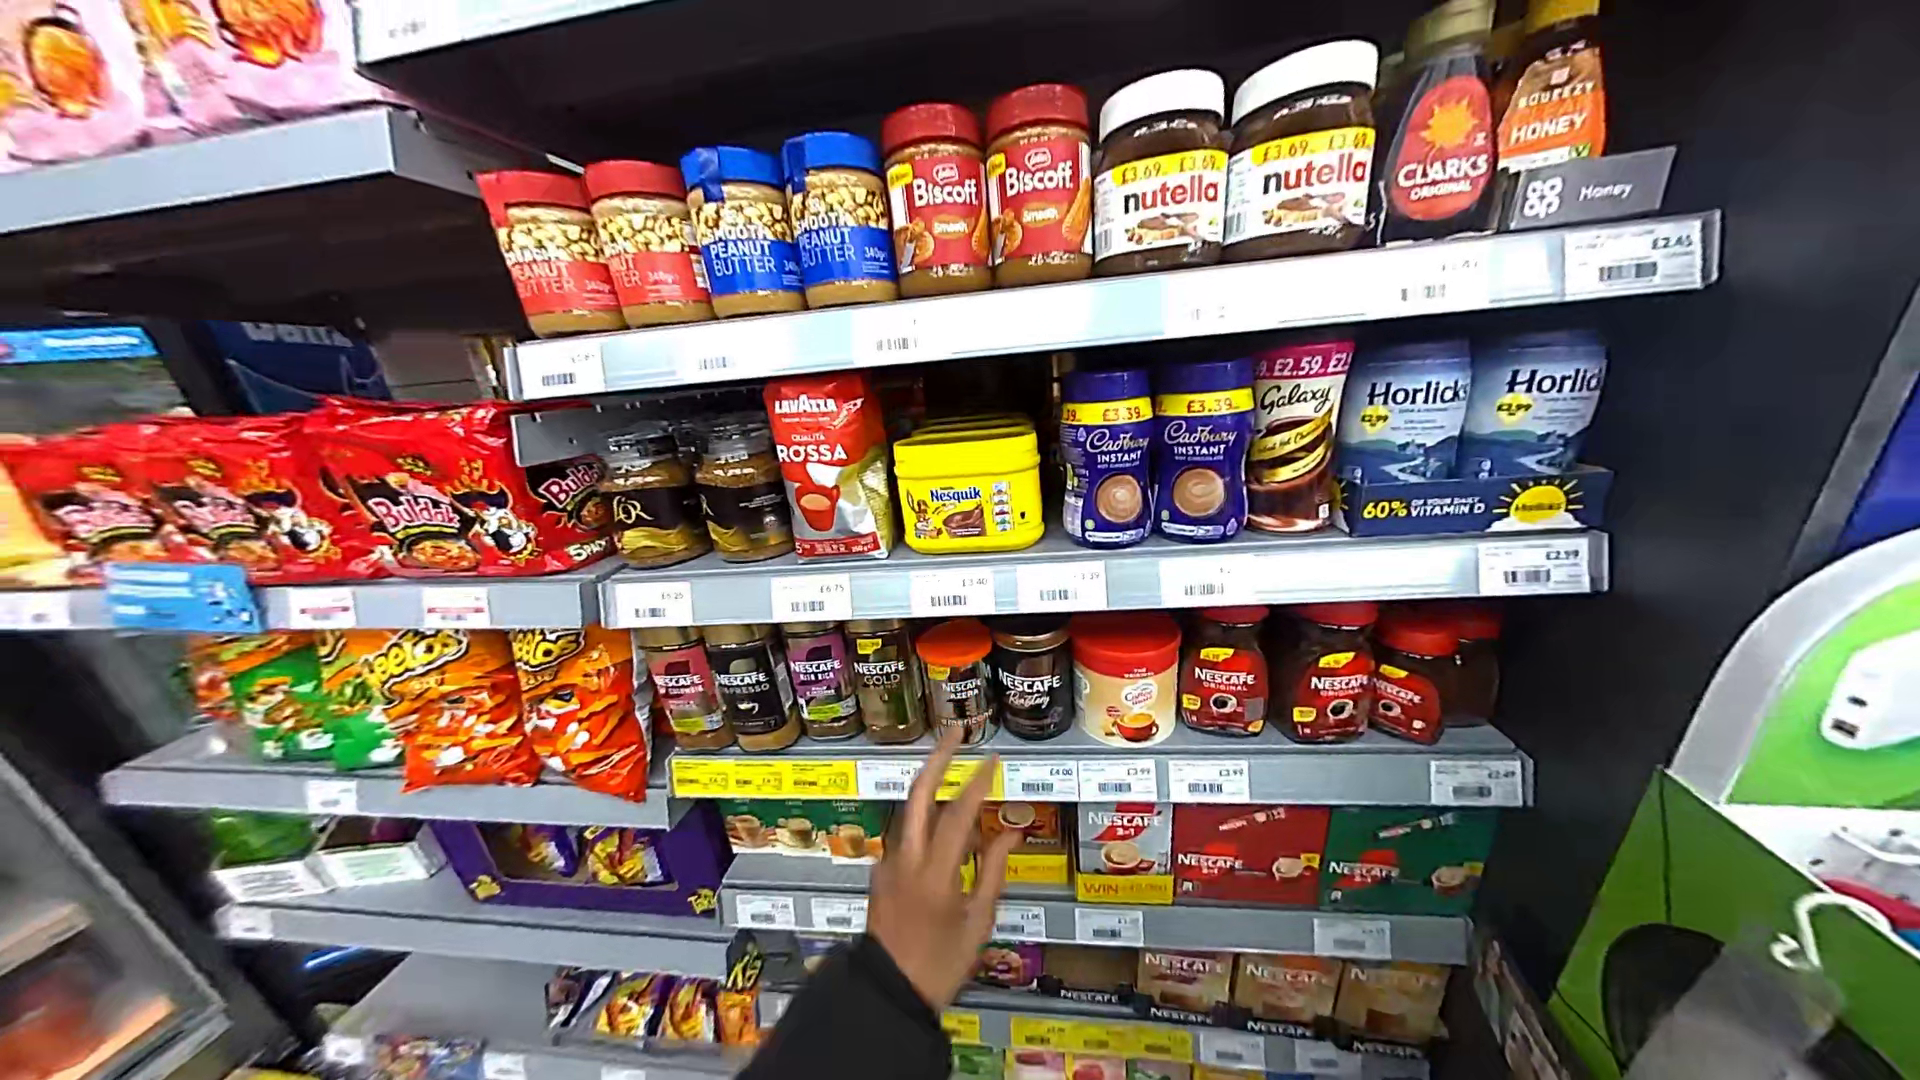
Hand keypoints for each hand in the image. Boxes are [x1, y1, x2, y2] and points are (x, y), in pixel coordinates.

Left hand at [866, 725, 1022, 1008]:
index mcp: (936, 872)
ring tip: (957, 771)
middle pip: (919, 791)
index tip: (993, 758)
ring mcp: (890, 859)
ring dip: (932, 782)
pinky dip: (928, 817)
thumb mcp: (979, 922)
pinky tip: (945, 827)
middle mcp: (907, 856)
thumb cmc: (941, 962)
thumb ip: (995, 871)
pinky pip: (908, 830)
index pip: (958, 812)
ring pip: (910, 806)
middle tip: (957, 731)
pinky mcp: (882, 866)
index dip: (977, 781)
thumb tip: (1010, 831)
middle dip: (939, 756)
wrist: (887, 990)